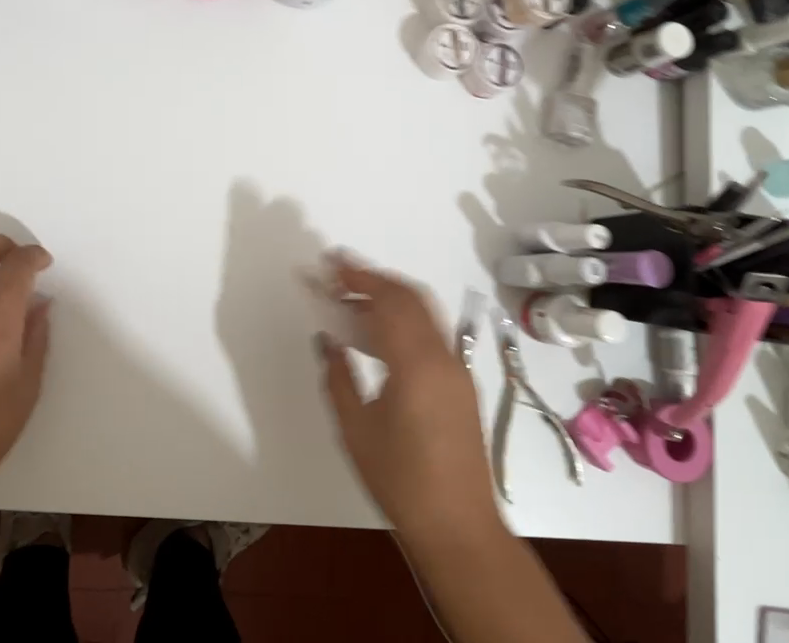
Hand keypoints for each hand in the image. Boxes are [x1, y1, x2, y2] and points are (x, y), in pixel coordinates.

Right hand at [318, 262, 503, 542]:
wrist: (458, 526)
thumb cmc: (401, 481)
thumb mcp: (356, 430)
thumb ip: (338, 377)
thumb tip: (327, 340)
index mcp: (416, 364)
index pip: (388, 301)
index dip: (358, 276)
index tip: (330, 264)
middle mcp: (444, 357)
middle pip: (410, 298)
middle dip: (374, 280)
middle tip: (338, 276)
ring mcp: (458, 370)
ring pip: (424, 314)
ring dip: (390, 299)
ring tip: (352, 302)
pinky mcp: (462, 385)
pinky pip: (431, 336)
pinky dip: (404, 322)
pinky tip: (378, 337)